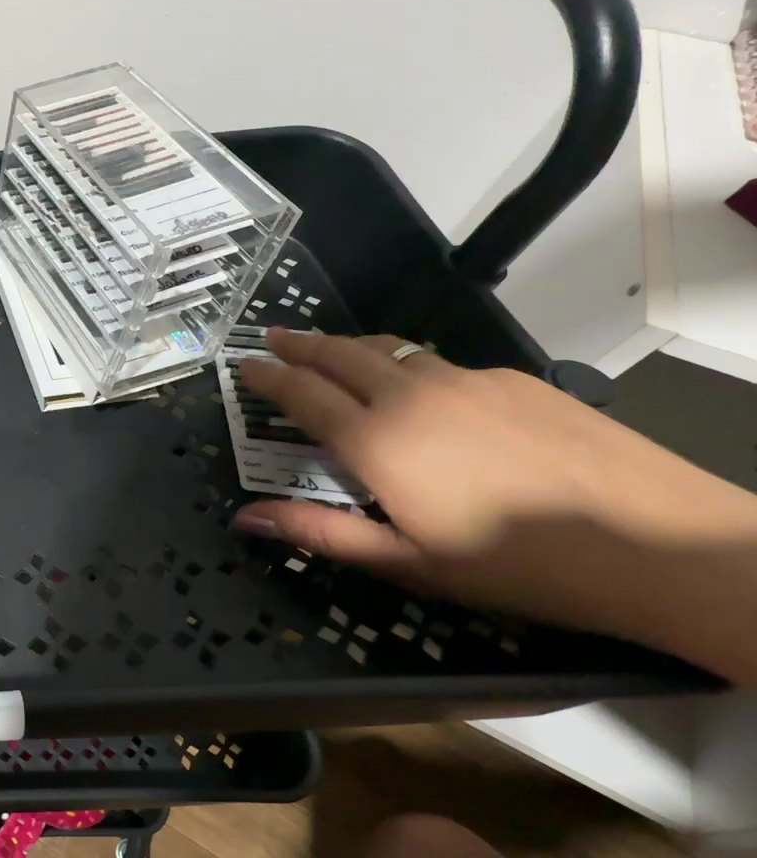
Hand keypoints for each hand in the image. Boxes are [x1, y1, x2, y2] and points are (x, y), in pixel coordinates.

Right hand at [232, 328, 756, 680]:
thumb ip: (320, 532)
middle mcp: (411, 395)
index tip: (244, 365)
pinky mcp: (515, 380)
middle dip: (300, 344)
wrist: (659, 544)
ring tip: (332, 348)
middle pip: (340, 354)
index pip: (302, 393)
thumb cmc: (518, 565)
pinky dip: (410, 364)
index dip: (267, 376)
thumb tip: (244, 516)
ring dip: (351, 345)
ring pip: (392, 348)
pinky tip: (422, 387)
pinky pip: (444, 363)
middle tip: (273, 337)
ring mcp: (467, 381)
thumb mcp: (408, 564)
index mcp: (376, 439)